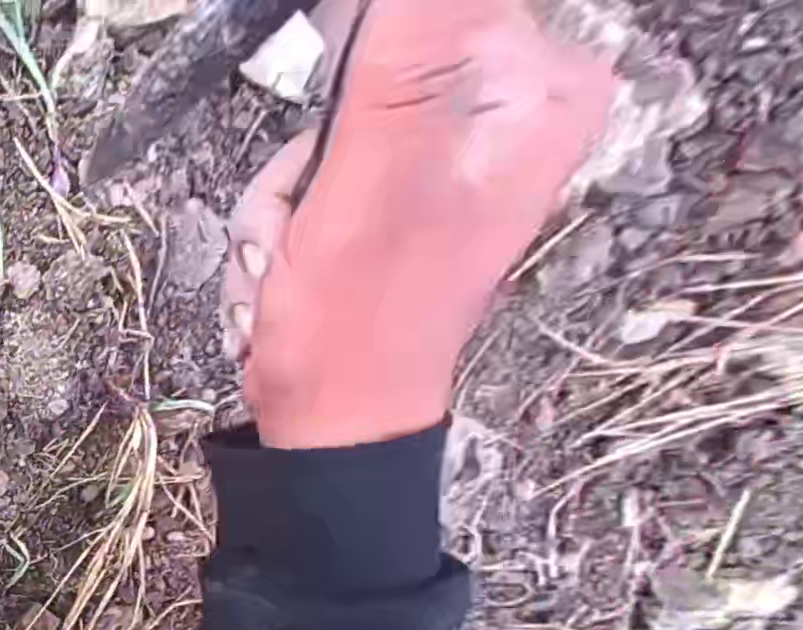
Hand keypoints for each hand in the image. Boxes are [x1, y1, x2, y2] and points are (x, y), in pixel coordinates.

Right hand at [221, 0, 615, 448]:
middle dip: (298, 175)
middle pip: (355, 88)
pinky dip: (277, 239)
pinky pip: (302, 190)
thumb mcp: (370, 183)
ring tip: (285, 274)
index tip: (325, 160)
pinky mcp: (375, 211)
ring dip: (276, 216)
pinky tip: (284, 281)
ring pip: (312, 147)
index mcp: (525, 101)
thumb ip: (404, 57)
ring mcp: (423, 174)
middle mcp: (484, 129)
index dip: (348, 81)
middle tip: (299, 238)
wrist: (325, 417)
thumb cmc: (352, 327)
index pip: (423, 17)